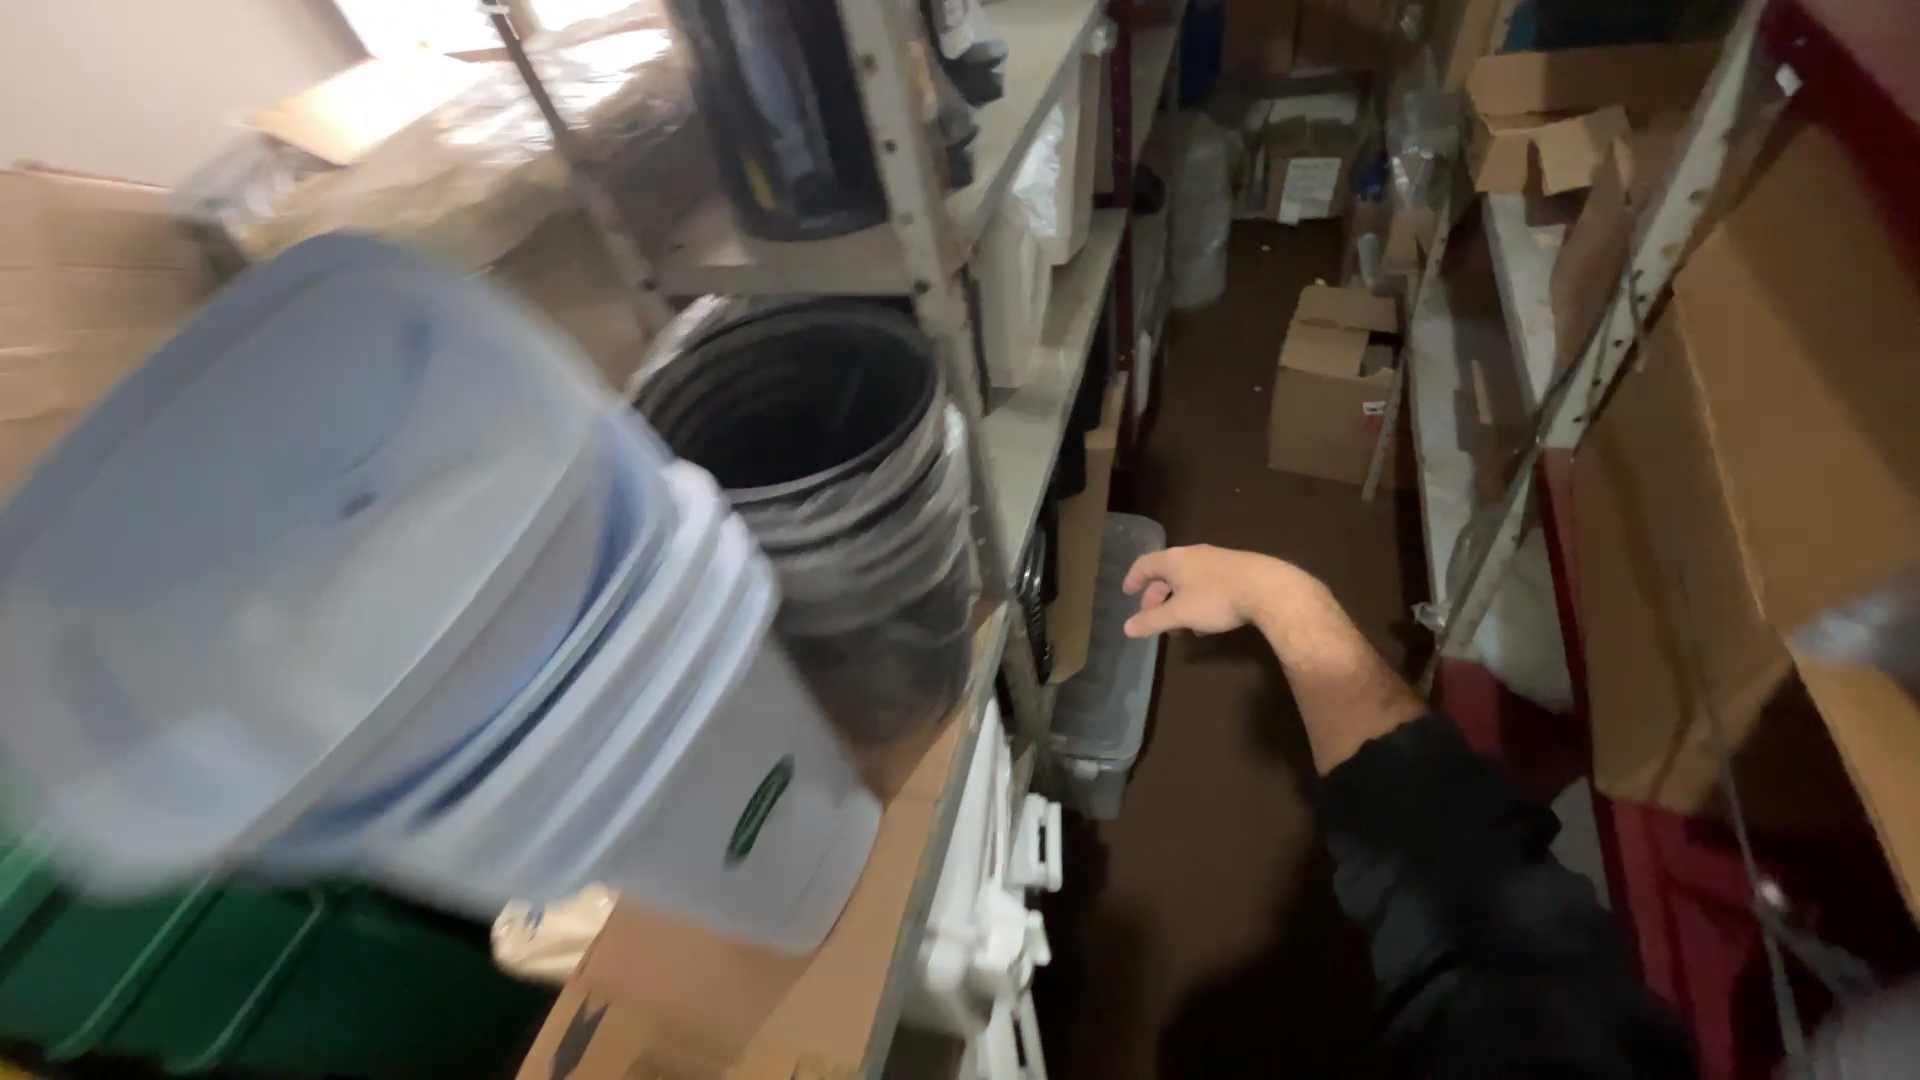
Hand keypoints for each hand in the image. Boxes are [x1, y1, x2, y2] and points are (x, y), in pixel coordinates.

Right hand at [1122, 545, 1303, 637]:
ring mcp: (1216, 560)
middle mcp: (1192, 554)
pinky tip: (1207, 622)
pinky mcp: (1235, 569)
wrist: (1267, 588)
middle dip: (1157, 597)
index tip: (1127, 593)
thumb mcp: (1179, 613)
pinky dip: (1197, 600)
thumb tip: (1126, 628)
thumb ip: (1152, 621)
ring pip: (1187, 580)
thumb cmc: (1216, 598)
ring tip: (1181, 626)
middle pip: (1166, 574)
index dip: (1133, 579)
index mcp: (1174, 560)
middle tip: (1153, 618)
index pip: (1144, 564)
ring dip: (1178, 602)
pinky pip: (1206, 583)